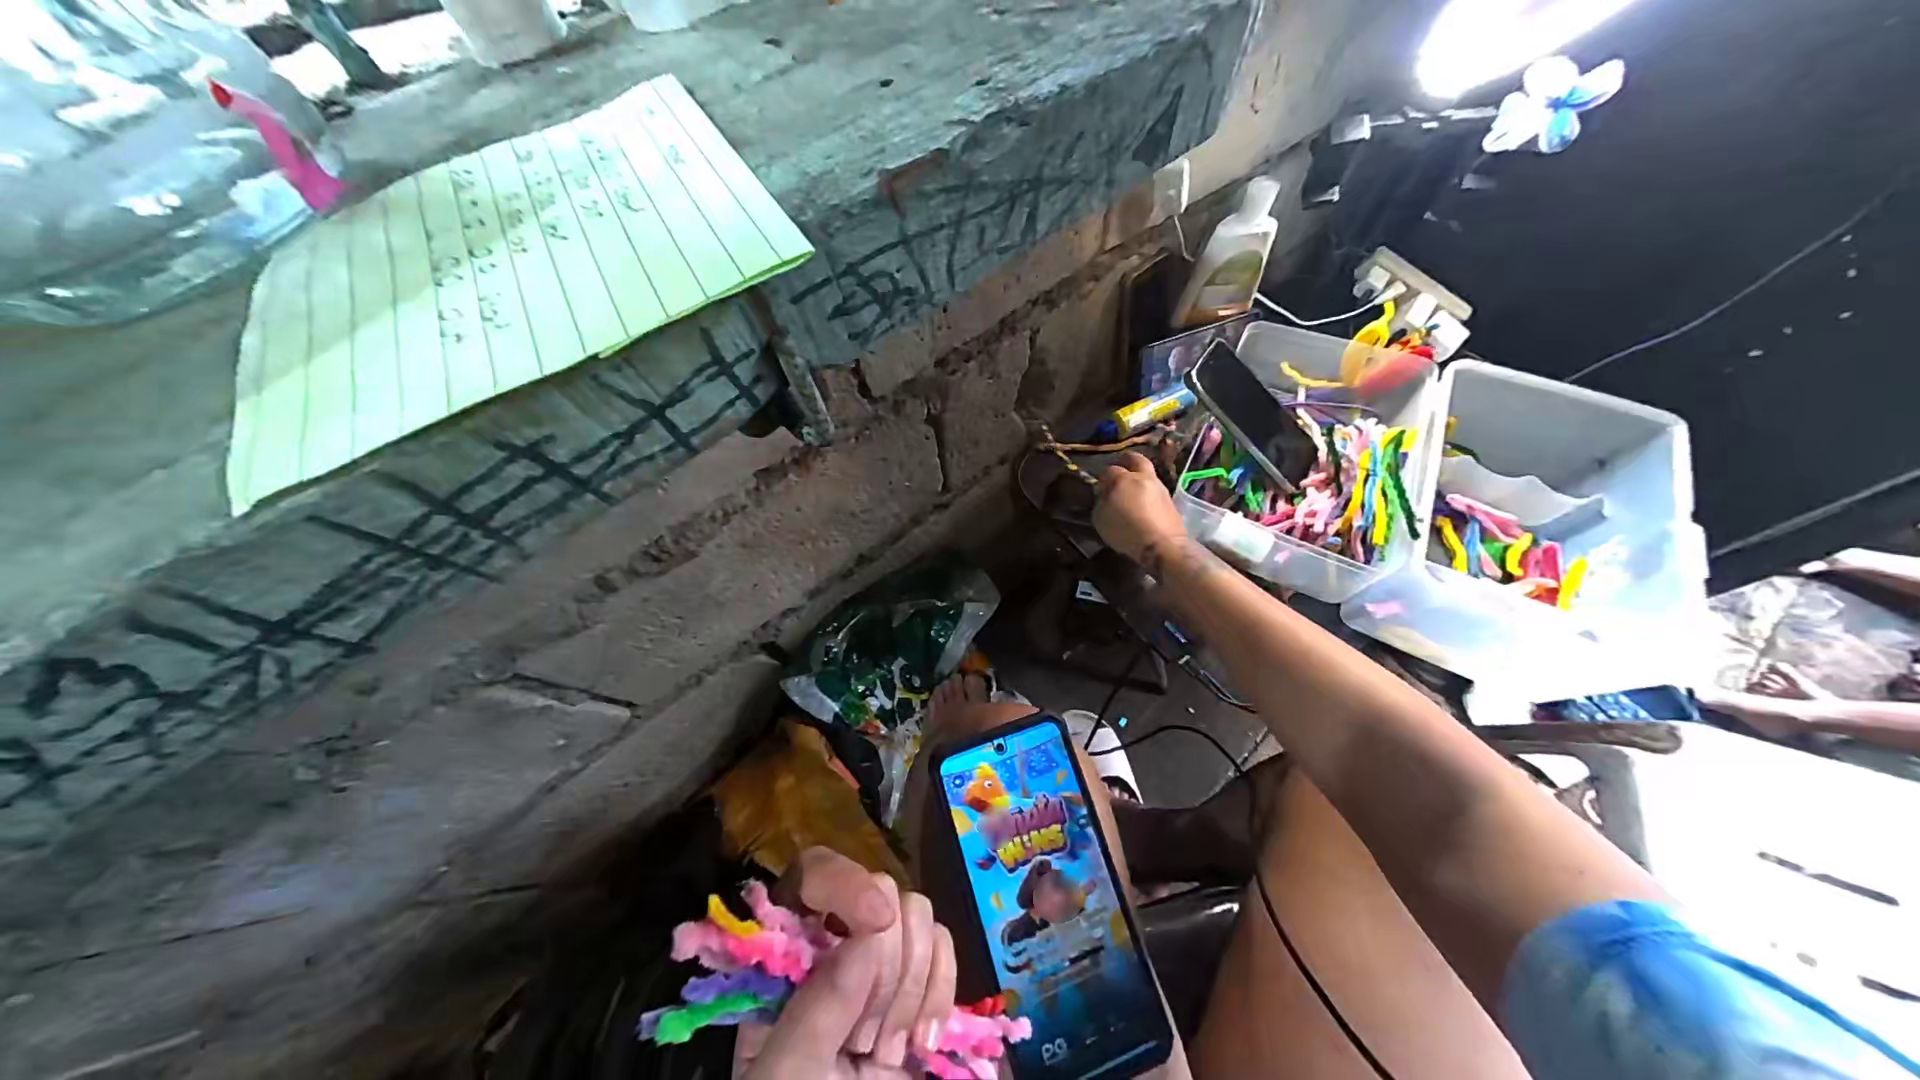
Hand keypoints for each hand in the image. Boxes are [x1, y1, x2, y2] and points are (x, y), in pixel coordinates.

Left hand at [734, 848, 956, 1079]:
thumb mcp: (785, 1074)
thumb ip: (816, 1013)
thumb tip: (870, 935)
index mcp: (786, 946)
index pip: (816, 874)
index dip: (848, 883)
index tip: (877, 919)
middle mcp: (835, 935)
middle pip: (881, 890)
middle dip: (886, 966)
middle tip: (864, 1039)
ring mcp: (881, 954)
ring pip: (919, 914)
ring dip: (913, 986)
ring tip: (884, 1050)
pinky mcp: (919, 979)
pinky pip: (944, 947)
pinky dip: (941, 991)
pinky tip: (922, 1042)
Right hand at [1095, 452, 1187, 563]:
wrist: (1162, 545)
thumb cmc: (1126, 531)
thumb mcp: (1100, 519)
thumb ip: (1101, 502)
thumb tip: (1105, 496)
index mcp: (1123, 479)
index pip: (1109, 470)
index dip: (1103, 478)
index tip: (1100, 488)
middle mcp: (1143, 478)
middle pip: (1136, 459)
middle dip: (1127, 462)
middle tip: (1121, 469)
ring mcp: (1160, 488)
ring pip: (1149, 475)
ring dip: (1140, 480)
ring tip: (1133, 493)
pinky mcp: (1172, 501)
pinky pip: (1156, 491)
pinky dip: (1149, 494)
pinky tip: (1145, 506)